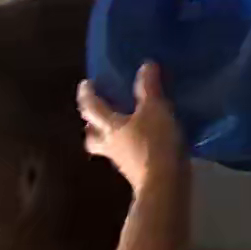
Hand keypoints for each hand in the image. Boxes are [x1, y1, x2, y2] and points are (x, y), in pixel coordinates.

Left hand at [77, 62, 183, 194]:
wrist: (164, 184)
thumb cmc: (155, 142)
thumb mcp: (155, 109)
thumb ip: (149, 88)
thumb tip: (145, 65)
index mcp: (110, 127)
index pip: (92, 108)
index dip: (87, 95)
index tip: (85, 84)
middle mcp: (110, 145)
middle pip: (92, 136)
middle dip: (92, 124)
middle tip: (98, 112)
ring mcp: (122, 161)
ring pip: (108, 147)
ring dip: (111, 136)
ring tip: (124, 125)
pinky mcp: (137, 173)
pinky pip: (127, 155)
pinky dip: (131, 146)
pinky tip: (145, 140)